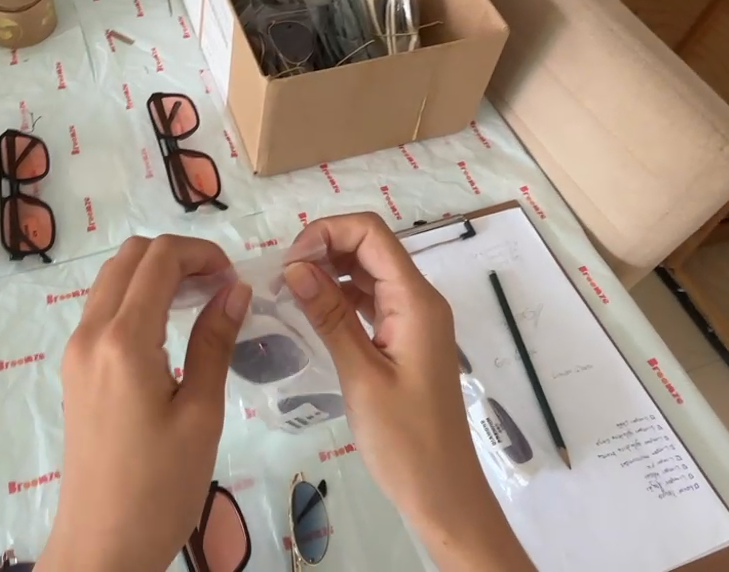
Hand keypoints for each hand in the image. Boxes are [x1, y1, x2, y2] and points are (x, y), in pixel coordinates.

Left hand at [40, 235, 252, 571]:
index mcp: (124, 339)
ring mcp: (77, 349)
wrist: (101, 548)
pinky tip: (169, 327)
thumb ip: (215, 341)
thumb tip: (236, 289)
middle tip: (218, 286)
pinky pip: (104, 305)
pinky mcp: (75, 368)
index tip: (233, 279)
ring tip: (198, 302)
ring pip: (114, 276)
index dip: (202, 253)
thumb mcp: (201, 414)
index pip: (160, 258)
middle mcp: (91, 332)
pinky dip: (137, 295)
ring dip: (155, 272)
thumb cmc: (159, 487)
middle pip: (132, 255)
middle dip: (178, 256)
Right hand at [286, 213, 532, 571]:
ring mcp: (413, 317)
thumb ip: (329, 316)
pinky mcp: (404, 336)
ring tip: (290, 289)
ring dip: (329, 268)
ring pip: (367, 270)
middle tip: (284, 275)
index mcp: (416, 300)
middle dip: (325, 246)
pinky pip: (370, 297)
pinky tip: (312, 308)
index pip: (371, 233)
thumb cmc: (405, 441)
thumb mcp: (361, 376)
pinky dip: (339, 294)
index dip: (327, 232)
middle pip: (369, 246)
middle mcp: (418, 298)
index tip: (290, 261)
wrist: (444, 496)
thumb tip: (295, 267)